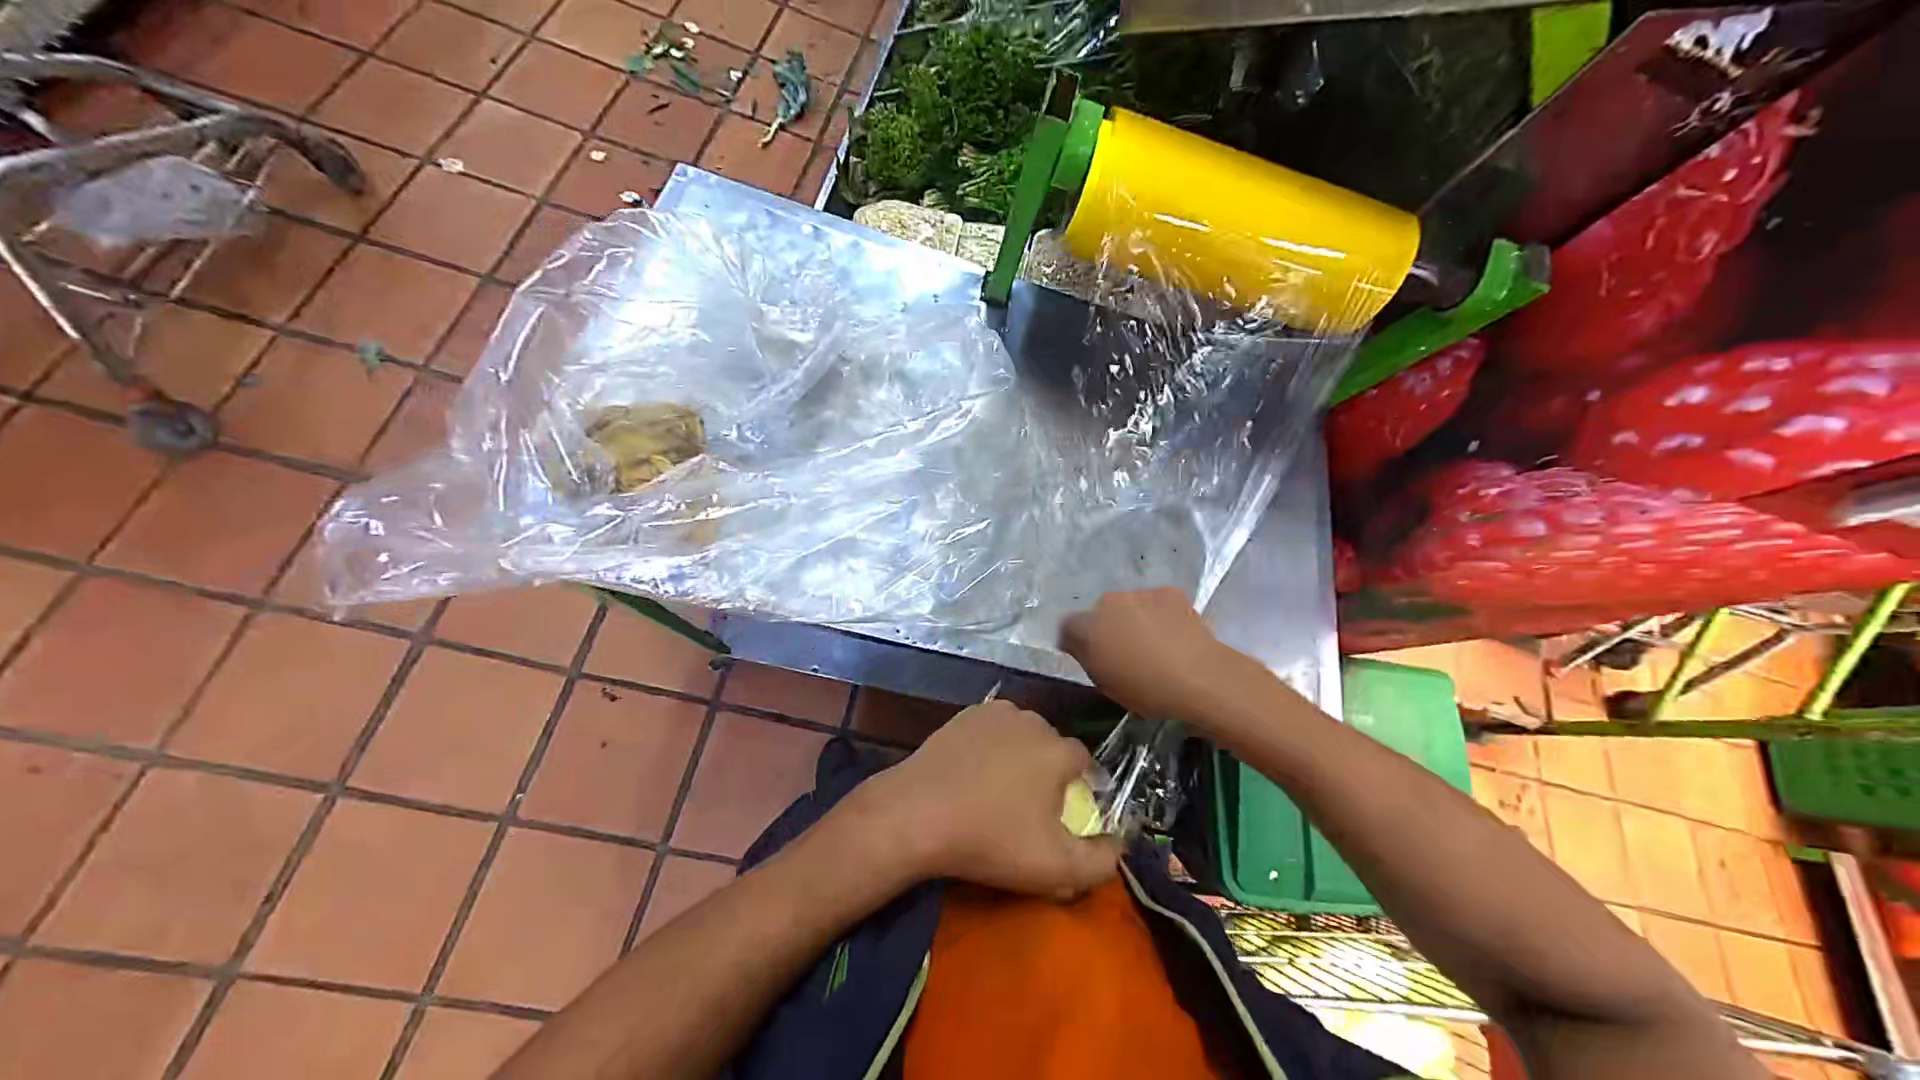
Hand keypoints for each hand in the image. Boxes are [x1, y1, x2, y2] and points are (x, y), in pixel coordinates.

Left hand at [841, 701, 1118, 898]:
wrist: (915, 816)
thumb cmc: (990, 839)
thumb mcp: (1056, 868)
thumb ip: (1102, 861)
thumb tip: (1120, 843)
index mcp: (1058, 749)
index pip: (1086, 764)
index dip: (1082, 790)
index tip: (1068, 816)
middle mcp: (1030, 720)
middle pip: (1052, 747)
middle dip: (1050, 773)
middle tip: (1031, 809)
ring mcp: (991, 714)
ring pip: (1020, 736)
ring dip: (1019, 758)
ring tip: (1000, 793)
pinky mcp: (960, 717)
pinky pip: (990, 733)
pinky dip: (989, 750)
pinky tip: (974, 776)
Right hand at [1058, 588, 1256, 721]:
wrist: (1200, 677)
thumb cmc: (1147, 691)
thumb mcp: (1105, 685)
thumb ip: (1088, 659)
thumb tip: (1082, 646)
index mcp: (1085, 627)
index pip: (1068, 628)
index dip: (1078, 643)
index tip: (1093, 660)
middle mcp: (1106, 602)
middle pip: (1099, 613)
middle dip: (1107, 627)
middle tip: (1124, 652)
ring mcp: (1139, 594)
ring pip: (1128, 605)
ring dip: (1133, 619)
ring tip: (1153, 643)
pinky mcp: (1169, 592)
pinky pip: (1155, 602)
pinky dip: (1159, 614)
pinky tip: (1173, 634)